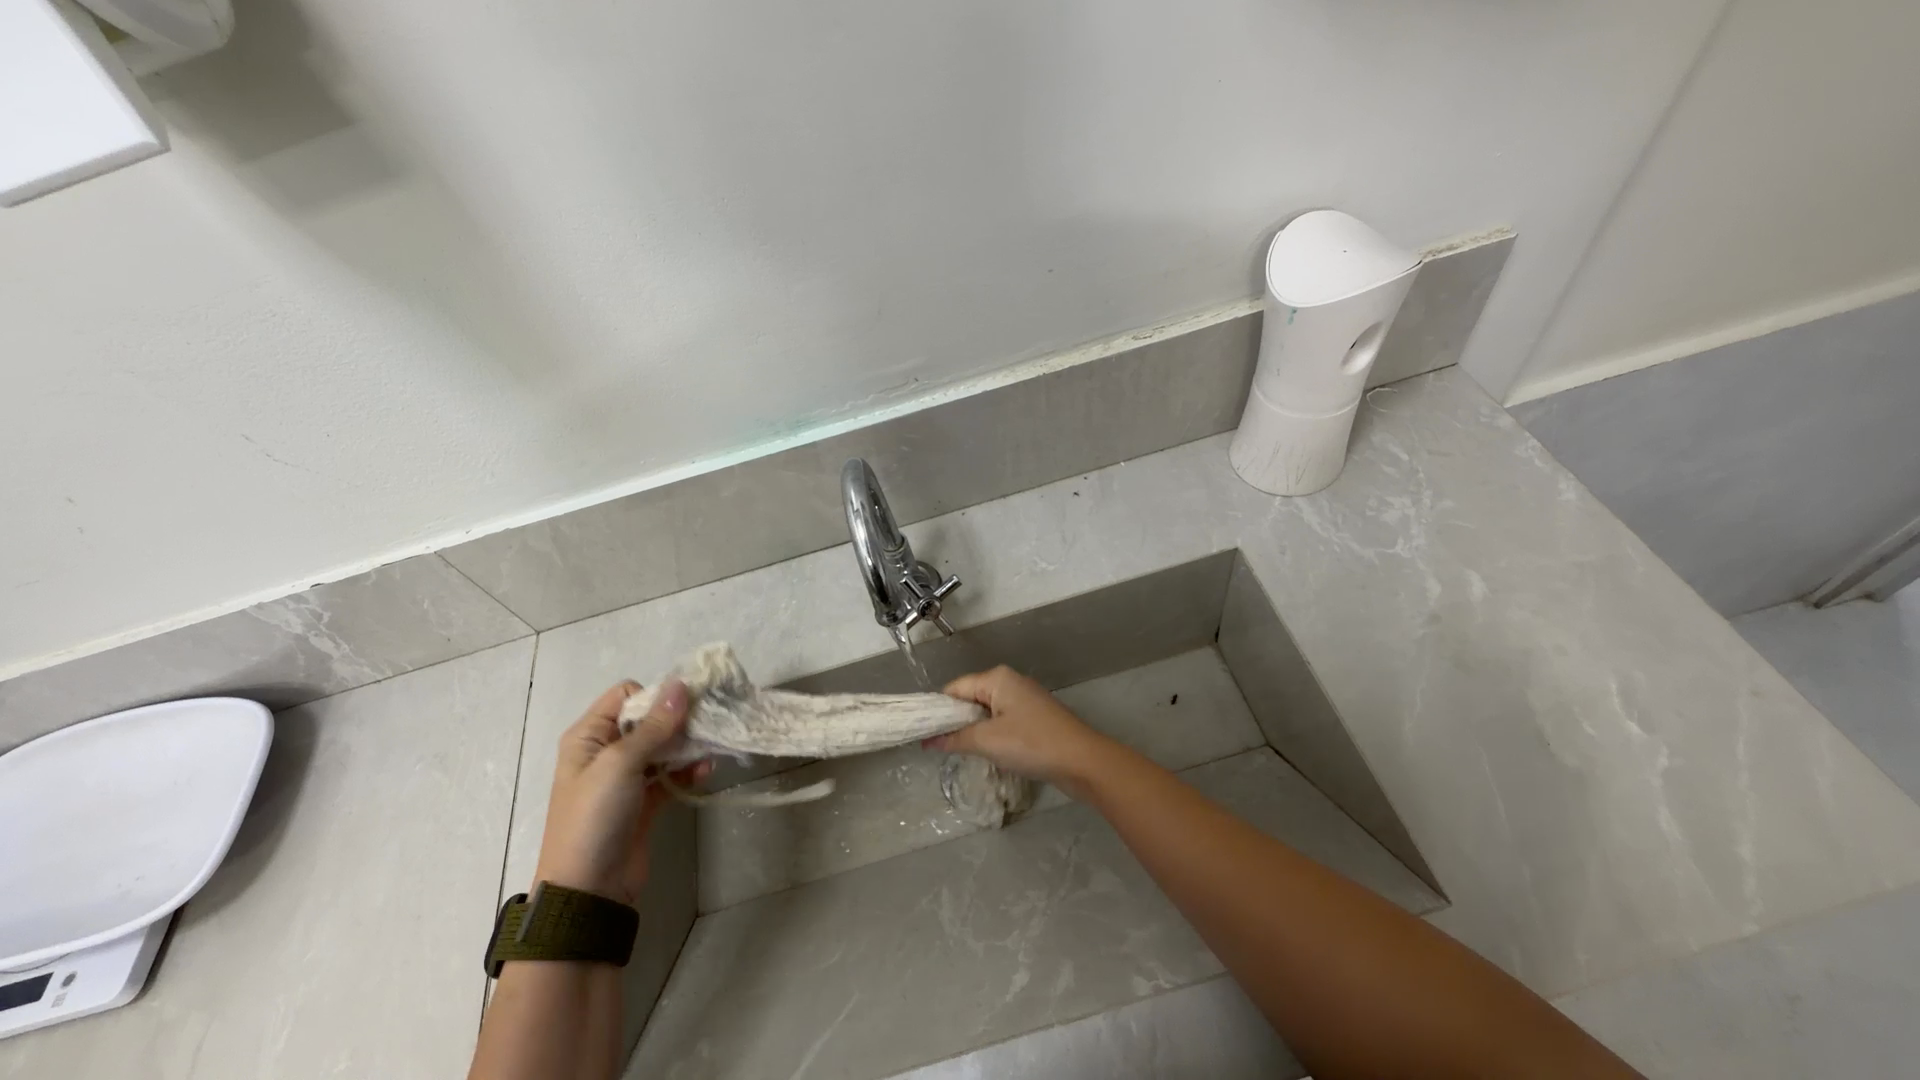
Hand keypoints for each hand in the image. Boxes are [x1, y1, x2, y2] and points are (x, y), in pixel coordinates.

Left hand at [533, 680, 710, 905]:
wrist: (589, 888)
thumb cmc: (595, 817)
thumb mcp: (621, 764)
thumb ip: (655, 726)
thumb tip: (680, 685)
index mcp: (589, 736)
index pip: (627, 696)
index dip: (656, 696)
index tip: (687, 705)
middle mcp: (607, 751)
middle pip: (649, 720)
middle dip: (679, 719)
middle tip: (711, 721)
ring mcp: (627, 778)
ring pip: (664, 747)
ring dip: (688, 745)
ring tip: (714, 746)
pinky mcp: (645, 801)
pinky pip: (671, 775)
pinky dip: (688, 770)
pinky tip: (708, 771)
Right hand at [930, 665, 1116, 795]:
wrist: (1082, 761)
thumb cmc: (1032, 744)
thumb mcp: (987, 741)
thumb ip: (954, 739)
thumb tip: (927, 741)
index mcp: (997, 678)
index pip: (955, 688)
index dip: (938, 710)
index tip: (923, 733)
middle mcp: (1010, 682)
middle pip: (970, 698)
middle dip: (955, 721)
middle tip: (939, 746)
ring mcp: (1025, 701)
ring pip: (986, 712)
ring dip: (973, 731)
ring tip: (960, 752)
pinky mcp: (1034, 719)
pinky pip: (1002, 722)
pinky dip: (991, 735)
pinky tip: (987, 753)